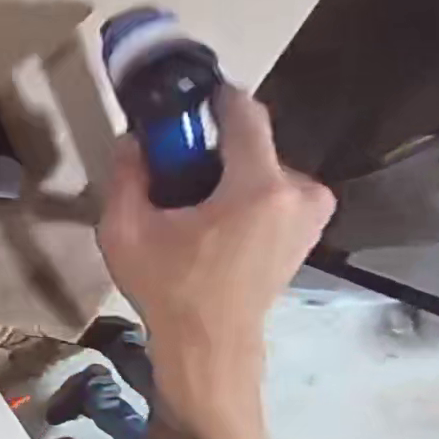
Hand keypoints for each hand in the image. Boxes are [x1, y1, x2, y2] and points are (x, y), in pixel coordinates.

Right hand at [97, 86, 333, 409]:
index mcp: (258, 186)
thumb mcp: (124, 231)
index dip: (214, 99)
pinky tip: (210, 228)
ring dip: (222, 179)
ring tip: (187, 213)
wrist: (209, 341)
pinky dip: (240, 198)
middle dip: (206, 156)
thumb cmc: (166, 286)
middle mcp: (300, 189)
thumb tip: (133, 141)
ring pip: (258, 172)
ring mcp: (314, 210)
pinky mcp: (311, 228)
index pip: (245, 115)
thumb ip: (127, 177)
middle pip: (247, 148)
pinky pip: (271, 194)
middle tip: (167, 182)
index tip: (185, 97)